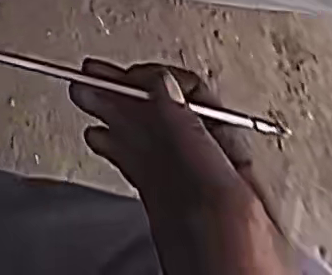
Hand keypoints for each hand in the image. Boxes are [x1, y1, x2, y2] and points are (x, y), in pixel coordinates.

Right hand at [70, 61, 293, 274]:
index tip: (122, 78)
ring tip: (83, 96)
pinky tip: (97, 136)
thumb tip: (165, 85)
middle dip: (122, 91)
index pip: (190, 98)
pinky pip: (135, 164)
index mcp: (229, 154)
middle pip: (159, 113)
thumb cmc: (248, 272)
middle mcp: (205, 165)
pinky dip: (114, 145)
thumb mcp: (223, 198)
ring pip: (142, 135)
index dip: (154, 82)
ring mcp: (183, 188)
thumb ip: (193, 140)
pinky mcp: (165, 210)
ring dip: (111, 112)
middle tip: (90, 76)